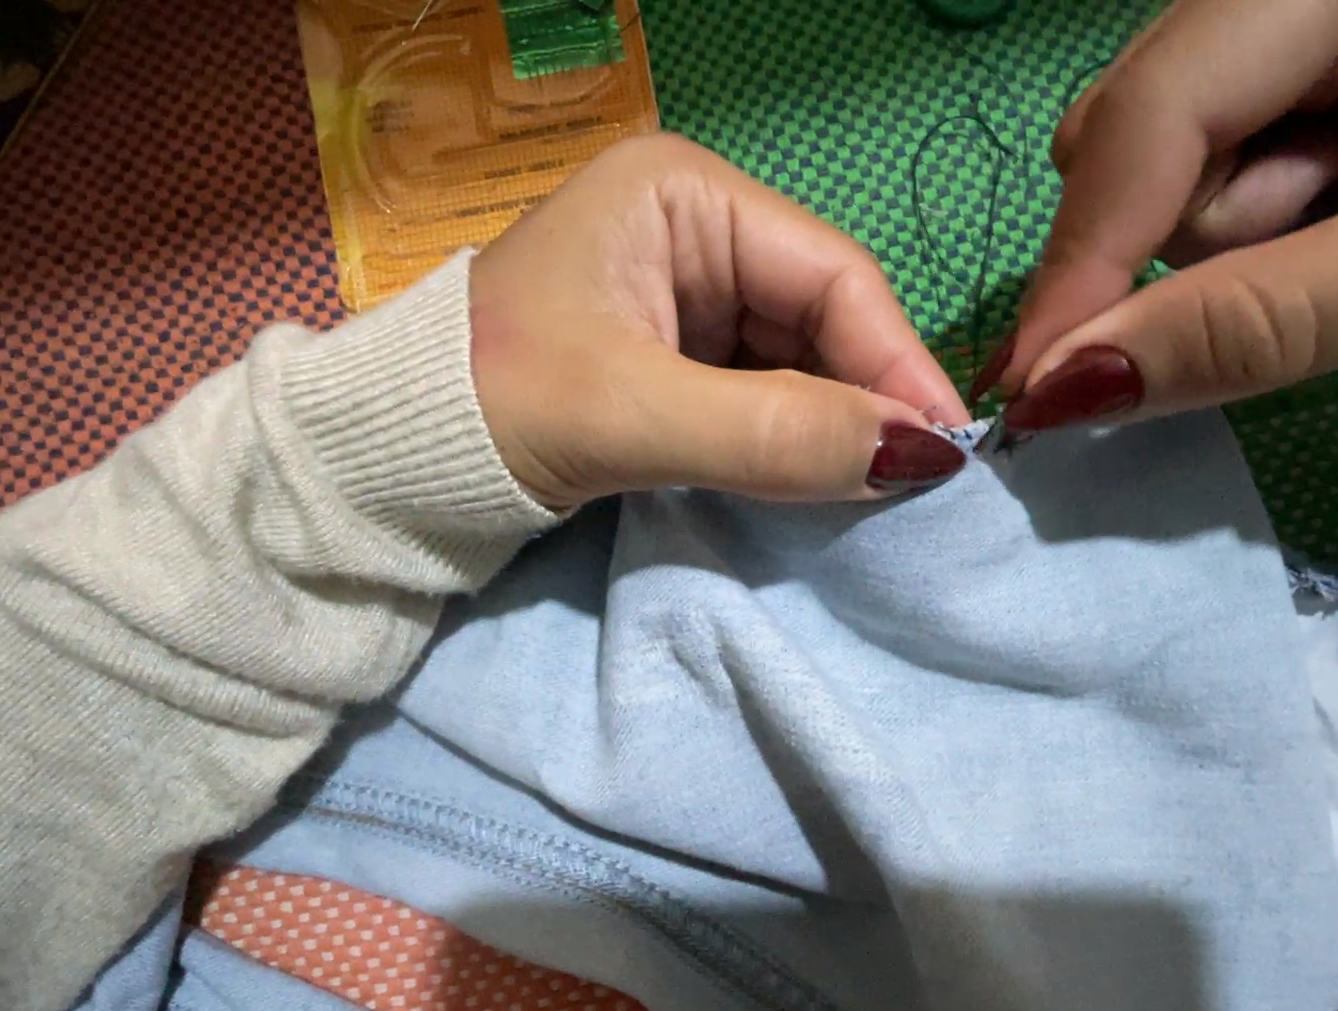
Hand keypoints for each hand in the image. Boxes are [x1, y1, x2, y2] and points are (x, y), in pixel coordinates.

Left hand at [469, 135, 970, 509]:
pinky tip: (816, 475)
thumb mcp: (631, 413)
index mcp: (682, 195)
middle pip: (819, 315)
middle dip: (866, 398)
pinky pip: (759, 392)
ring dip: (832, 424)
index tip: (943, 448)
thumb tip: (917, 455)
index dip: (894, 361)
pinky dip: (789, 437)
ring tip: (875, 486)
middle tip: (914, 480)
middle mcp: (692, 232)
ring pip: (795, 360)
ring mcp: (683, 295)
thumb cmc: (491, 404)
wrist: (393, 458)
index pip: (829, 273)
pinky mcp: (673, 355)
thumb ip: (772, 431)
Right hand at [976, 0, 1337, 433]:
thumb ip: (1263, 320)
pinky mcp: (1274, 77)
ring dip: (1233, 241)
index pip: (1154, 109)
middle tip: (1326, 257)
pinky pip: (1193, 182)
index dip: (1083, 255)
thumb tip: (1063, 390)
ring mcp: (1274, 24)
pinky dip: (1250, 227)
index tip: (1032, 382)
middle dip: (1196, 238)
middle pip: (1133, 140)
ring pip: (1155, 175)